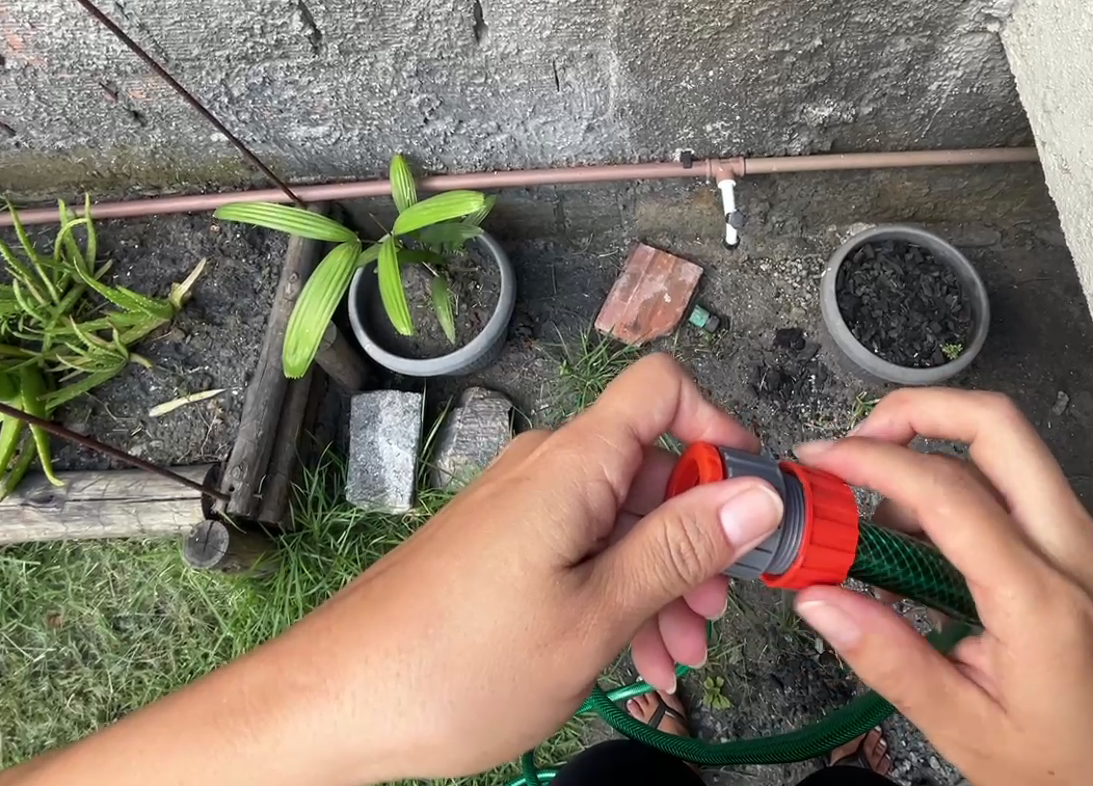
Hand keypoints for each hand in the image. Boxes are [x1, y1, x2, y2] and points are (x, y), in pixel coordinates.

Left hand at [0, 353, 784, 785]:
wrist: (333, 703)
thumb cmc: (463, 663)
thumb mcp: (593, 616)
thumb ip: (680, 548)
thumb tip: (759, 494)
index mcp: (575, 461)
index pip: (663, 389)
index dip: (719, 428)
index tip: (753, 500)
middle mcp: (551, 465)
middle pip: (652, 465)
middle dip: (699, 533)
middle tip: (719, 613)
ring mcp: (527, 503)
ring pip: (622, 514)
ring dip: (662, 574)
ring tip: (680, 654)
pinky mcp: (509, 539)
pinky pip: (583, 543)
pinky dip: (618, 587)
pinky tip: (637, 656)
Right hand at [789, 389, 1092, 785]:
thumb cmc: (1079, 769)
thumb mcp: (968, 734)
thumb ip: (887, 659)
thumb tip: (818, 600)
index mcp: (1041, 601)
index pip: (947, 493)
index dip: (872, 462)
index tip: (821, 461)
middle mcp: (1071, 547)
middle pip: (997, 423)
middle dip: (914, 409)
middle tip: (858, 441)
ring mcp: (1082, 535)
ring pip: (1006, 439)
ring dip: (931, 441)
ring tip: (882, 506)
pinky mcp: (1078, 537)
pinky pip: (1011, 473)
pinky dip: (955, 471)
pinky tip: (923, 530)